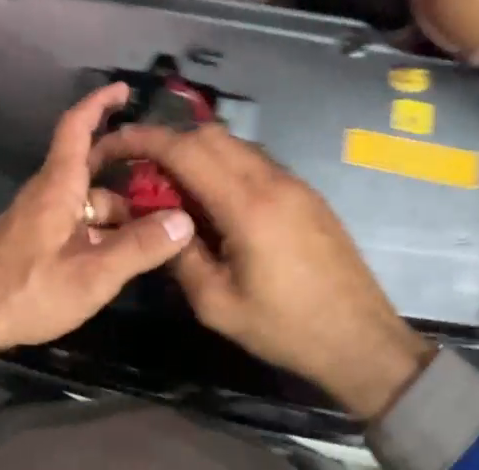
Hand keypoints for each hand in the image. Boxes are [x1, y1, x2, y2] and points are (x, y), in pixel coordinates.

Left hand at [0, 84, 196, 351]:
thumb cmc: (31, 290)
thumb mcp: (93, 274)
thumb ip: (138, 247)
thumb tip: (183, 219)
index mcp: (57, 185)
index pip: (76, 127)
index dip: (99, 103)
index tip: (124, 90)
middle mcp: (48, 190)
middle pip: (88, 160)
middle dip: (124, 158)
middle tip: (166, 165)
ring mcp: (41, 214)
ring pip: (88, 195)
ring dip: (121, 204)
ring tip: (163, 225)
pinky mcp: (38, 236)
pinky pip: (78, 216)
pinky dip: (105, 224)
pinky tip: (129, 250)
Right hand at [91, 124, 433, 420]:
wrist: (366, 346)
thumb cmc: (287, 329)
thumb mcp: (217, 305)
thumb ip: (178, 254)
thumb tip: (153, 217)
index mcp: (246, 206)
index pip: (183, 149)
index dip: (141, 140)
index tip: (112, 145)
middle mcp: (270, 181)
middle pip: (206, 134)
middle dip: (165, 140)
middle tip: (138, 164)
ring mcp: (292, 183)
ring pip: (231, 142)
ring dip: (195, 149)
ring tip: (172, 181)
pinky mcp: (305, 192)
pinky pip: (252, 159)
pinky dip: (222, 162)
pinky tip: (212, 196)